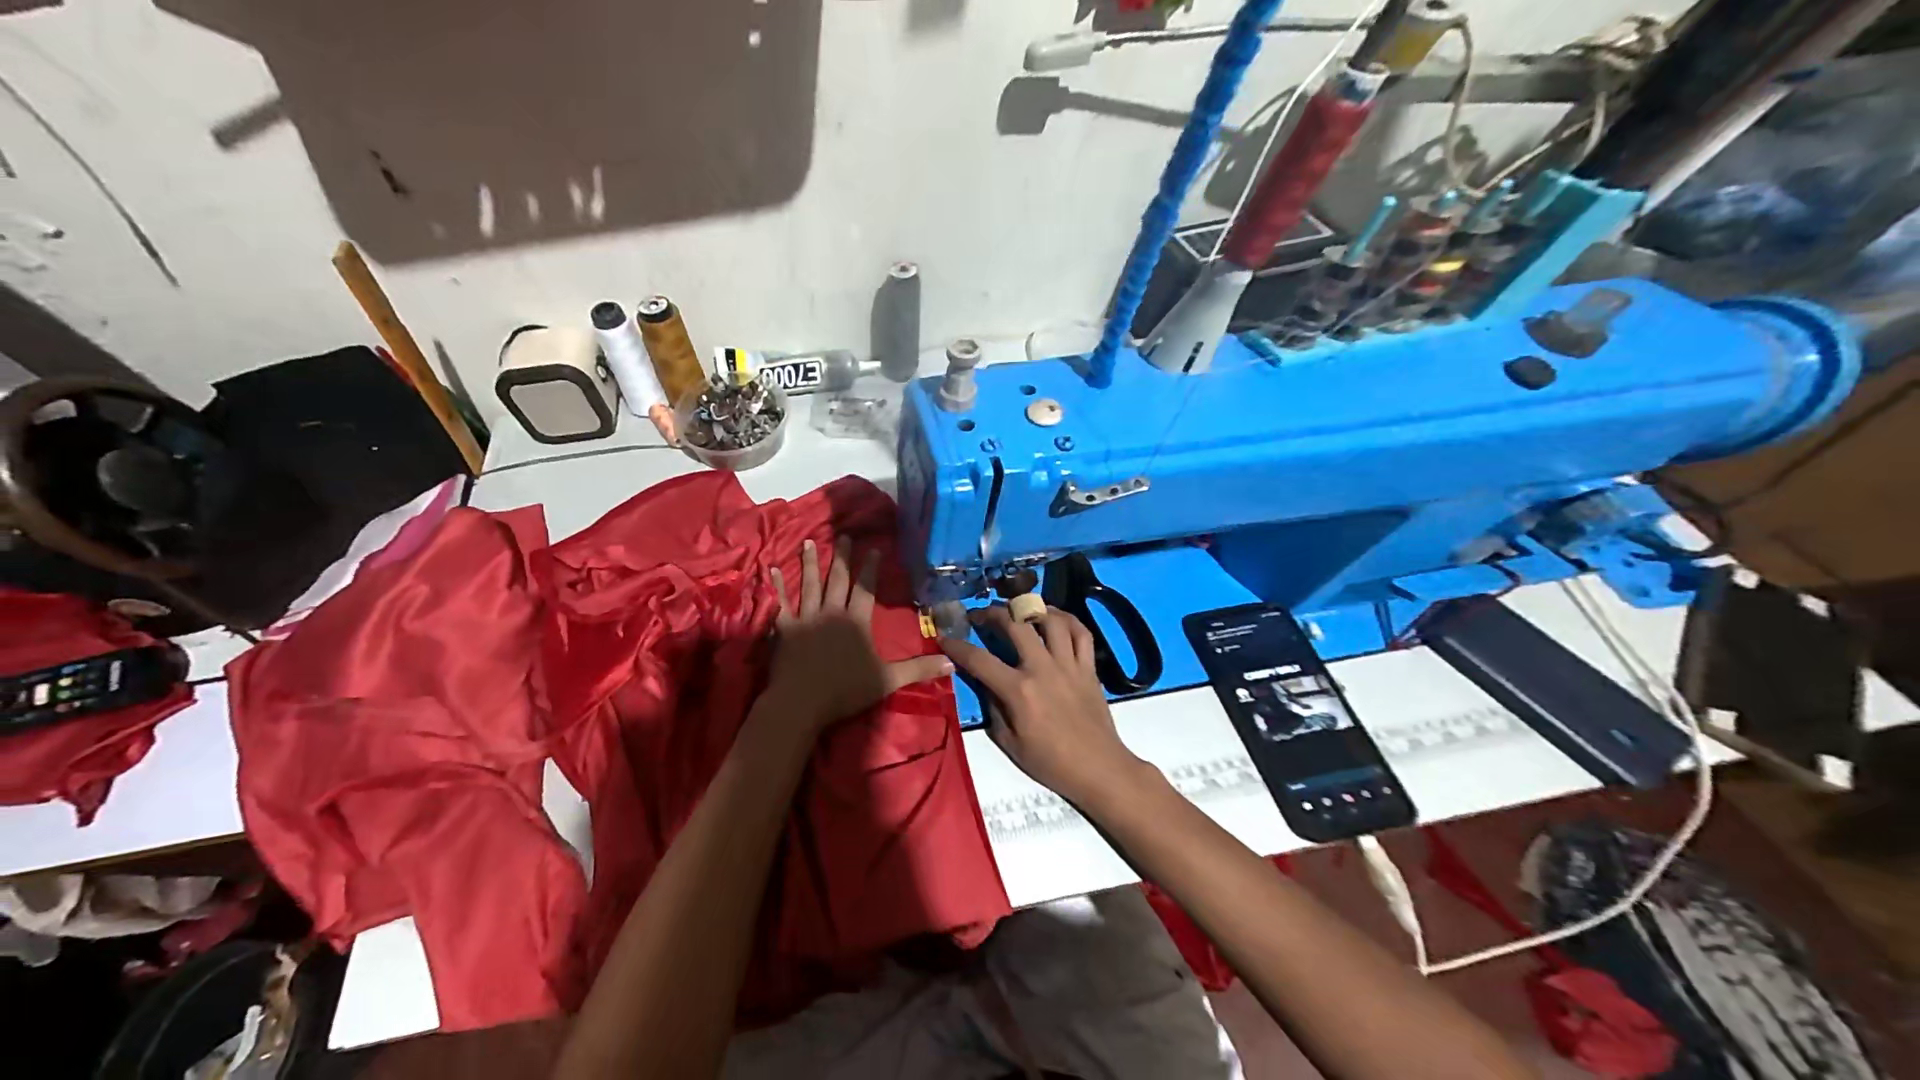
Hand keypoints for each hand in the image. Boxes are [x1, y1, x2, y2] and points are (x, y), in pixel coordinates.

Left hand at [761, 538, 951, 733]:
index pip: (866, 589)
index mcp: (856, 621)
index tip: (873, 548)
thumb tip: (953, 664)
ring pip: (809, 585)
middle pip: (838, 580)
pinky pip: (780, 603)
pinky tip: (772, 570)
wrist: (802, 702)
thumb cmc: (846, 690)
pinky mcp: (784, 629)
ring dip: (810, 564)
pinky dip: (777, 587)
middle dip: (841, 557)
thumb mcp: (889, 680)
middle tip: (842, 536)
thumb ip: (919, 668)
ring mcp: (806, 618)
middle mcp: (832, 612)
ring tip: (808, 542)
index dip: (870, 569)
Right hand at [938, 605, 1150, 807]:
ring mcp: (1069, 664)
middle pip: (1015, 624)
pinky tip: (1054, 618)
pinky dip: (1067, 619)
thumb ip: (993, 707)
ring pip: (1051, 619)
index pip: (979, 660)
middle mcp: (1043, 669)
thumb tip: (984, 682)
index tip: (945, 638)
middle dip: (992, 613)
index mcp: (1019, 691)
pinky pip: (1081, 632)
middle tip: (981, 614)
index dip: (957, 646)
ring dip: (1031, 609)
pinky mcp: (1089, 667)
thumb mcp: (1009, 742)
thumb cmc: (1050, 762)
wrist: (1097, 768)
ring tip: (1019, 610)